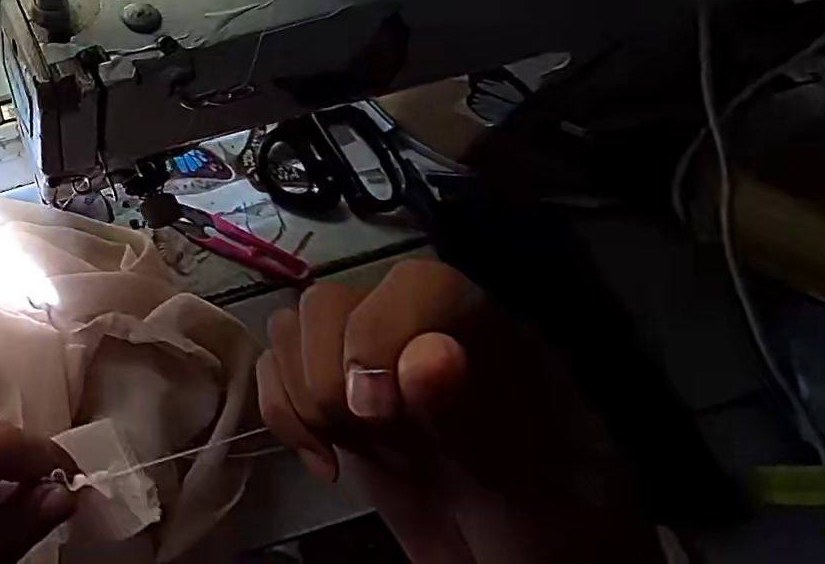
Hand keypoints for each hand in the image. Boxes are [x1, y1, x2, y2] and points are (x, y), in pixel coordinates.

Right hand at [257, 260, 659, 563]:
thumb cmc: (552, 542)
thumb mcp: (538, 497)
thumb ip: (481, 427)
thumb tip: (427, 355)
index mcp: (486, 338)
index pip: (420, 286)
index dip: (380, 330)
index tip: (373, 410)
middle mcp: (413, 330)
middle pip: (332, 301)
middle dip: (327, 374)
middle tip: (363, 438)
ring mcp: (364, 358)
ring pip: (292, 324)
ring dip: (303, 393)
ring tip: (346, 448)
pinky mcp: (327, 389)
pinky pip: (272, 365)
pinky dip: (280, 411)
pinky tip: (321, 459)